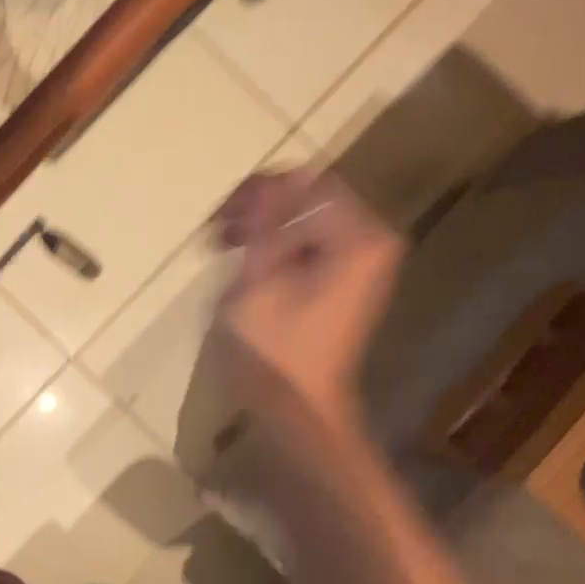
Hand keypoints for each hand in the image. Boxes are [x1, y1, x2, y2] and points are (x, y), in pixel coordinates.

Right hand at [213, 169, 402, 430]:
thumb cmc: (275, 347)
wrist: (296, 405)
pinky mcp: (341, 280)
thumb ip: (265, 225)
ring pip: (303, 221)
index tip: (220, 216)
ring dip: (260, 228)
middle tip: (216, 233)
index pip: (308, 184)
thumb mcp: (259, 280)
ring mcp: (358, 262)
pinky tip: (243, 265)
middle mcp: (369, 242)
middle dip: (258, 209)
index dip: (260, 192)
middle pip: (308, 199)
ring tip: (222, 248)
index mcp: (358, 239)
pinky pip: (305, 244)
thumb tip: (271, 178)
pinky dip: (272, 247)